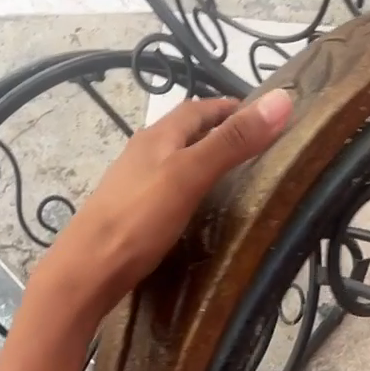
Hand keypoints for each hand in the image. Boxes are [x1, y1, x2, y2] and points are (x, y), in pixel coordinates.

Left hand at [23, 91, 295, 337]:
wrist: (87, 271)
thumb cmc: (138, 220)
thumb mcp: (190, 176)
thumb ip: (232, 143)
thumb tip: (282, 100)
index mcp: (158, 137)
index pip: (199, 108)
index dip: (231, 107)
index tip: (264, 115)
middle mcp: (143, 154)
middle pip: (185, 133)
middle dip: (218, 133)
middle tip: (254, 148)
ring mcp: (133, 186)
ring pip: (174, 163)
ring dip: (202, 163)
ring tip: (233, 179)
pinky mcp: (130, 216)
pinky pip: (166, 193)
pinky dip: (188, 192)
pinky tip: (198, 212)